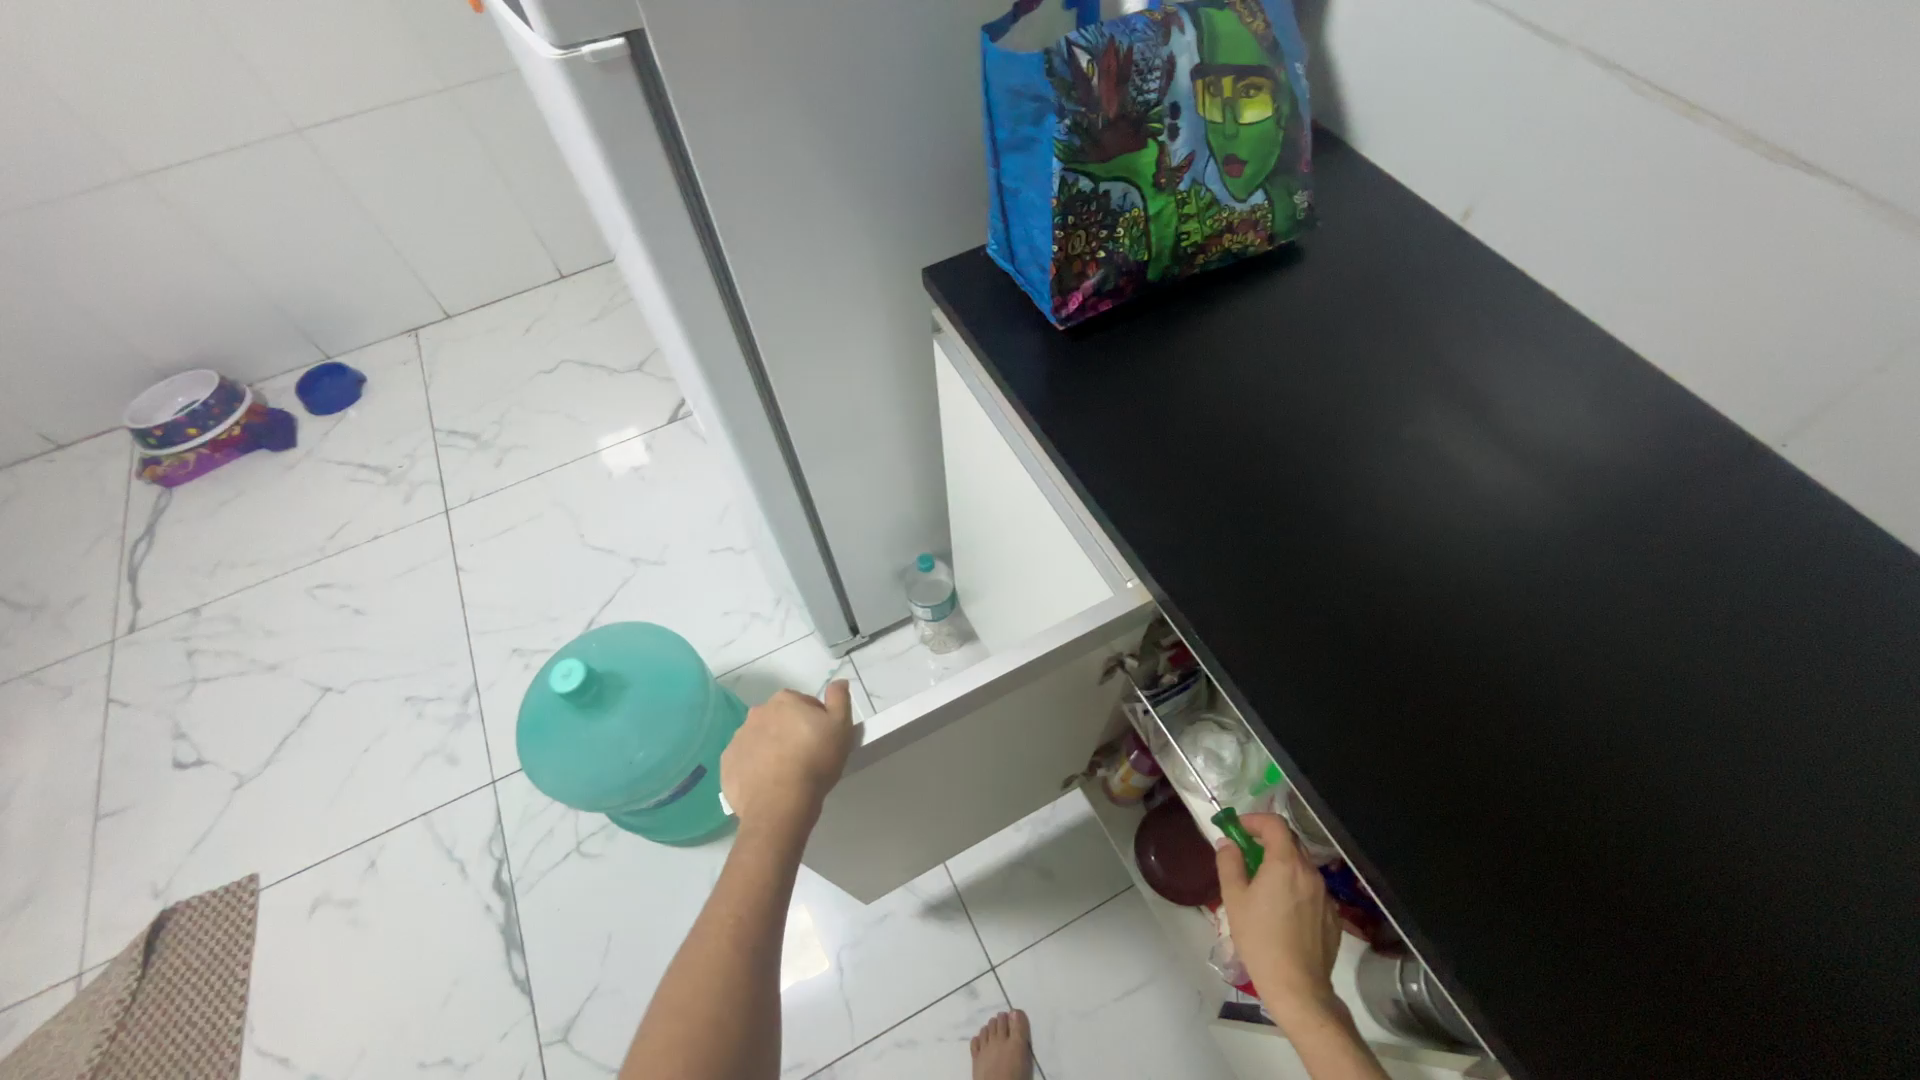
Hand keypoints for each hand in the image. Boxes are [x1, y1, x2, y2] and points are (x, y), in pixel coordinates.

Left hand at [721, 682, 854, 835]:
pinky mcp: (727, 764)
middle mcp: (757, 713)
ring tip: (786, 774)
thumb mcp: (841, 727)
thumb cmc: (815, 761)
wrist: (781, 803)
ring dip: (771, 749)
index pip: (805, 704)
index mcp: (785, 700)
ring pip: (760, 739)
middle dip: (790, 732)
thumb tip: (838, 681)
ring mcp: (738, 738)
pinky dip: (755, 768)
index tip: (822, 741)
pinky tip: (768, 784)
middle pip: (779, 719)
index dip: (817, 721)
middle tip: (806, 757)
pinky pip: (745, 761)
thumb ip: (840, 699)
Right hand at [1216, 812, 1343, 1026]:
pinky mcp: (1332, 916)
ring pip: (1302, 866)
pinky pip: (1312, 889)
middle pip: (1290, 842)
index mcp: (1285, 863)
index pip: (1275, 823)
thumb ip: (1229, 863)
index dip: (1254, 820)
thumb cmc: (1259, 939)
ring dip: (1281, 864)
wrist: (1297, 986)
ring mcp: (1326, 895)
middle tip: (1245, 853)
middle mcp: (1310, 872)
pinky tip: (1282, 910)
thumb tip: (1227, 843)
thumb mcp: (1234, 898)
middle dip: (1266, 840)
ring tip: (1262, 884)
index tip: (1237, 829)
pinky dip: (1295, 886)